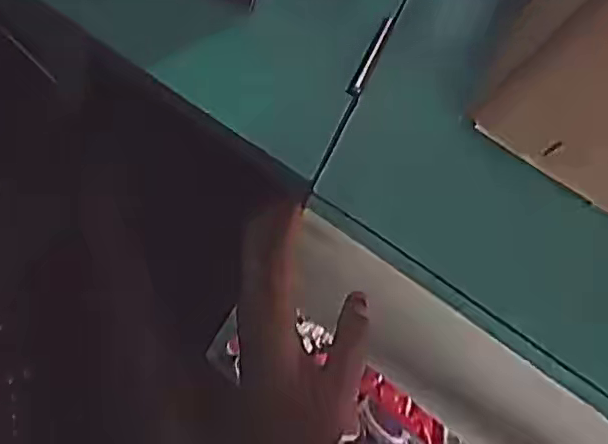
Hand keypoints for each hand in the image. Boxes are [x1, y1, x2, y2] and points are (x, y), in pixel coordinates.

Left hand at [237, 201, 369, 443]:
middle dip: (270, 214)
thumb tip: (358, 299)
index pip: (274, 252)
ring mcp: (248, 313)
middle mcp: (254, 308)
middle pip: (254, 245)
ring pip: (252, 254)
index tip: (297, 194)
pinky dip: (266, 246)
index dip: (283, 219)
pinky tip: (281, 246)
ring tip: (287, 208)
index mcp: (272, 317)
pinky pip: (255, 267)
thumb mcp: (335, 391)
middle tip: (291, 189)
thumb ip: (349, 342)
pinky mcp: (251, 320)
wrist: (268, 443)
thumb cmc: (297, 423)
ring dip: (268, 228)